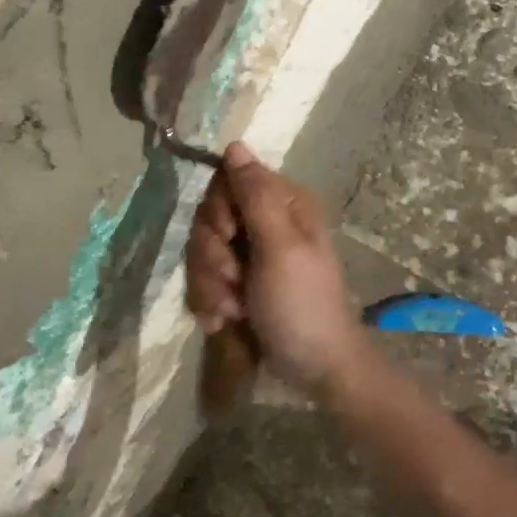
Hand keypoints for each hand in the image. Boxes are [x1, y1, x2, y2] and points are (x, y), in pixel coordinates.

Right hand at [185, 142, 371, 396]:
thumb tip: (235, 144)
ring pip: (200, 253)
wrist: (316, 371)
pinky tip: (225, 322)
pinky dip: (210, 303)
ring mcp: (249, 256)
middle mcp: (264, 223)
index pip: (226, 181)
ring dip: (210, 286)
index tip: (231, 236)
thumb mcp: (281, 247)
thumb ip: (255, 195)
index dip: (219, 211)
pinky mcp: (237, 286)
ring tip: (233, 311)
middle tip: (235, 280)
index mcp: (282, 204)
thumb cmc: (303, 305)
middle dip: (212, 256)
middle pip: (208, 219)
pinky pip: (203, 281)